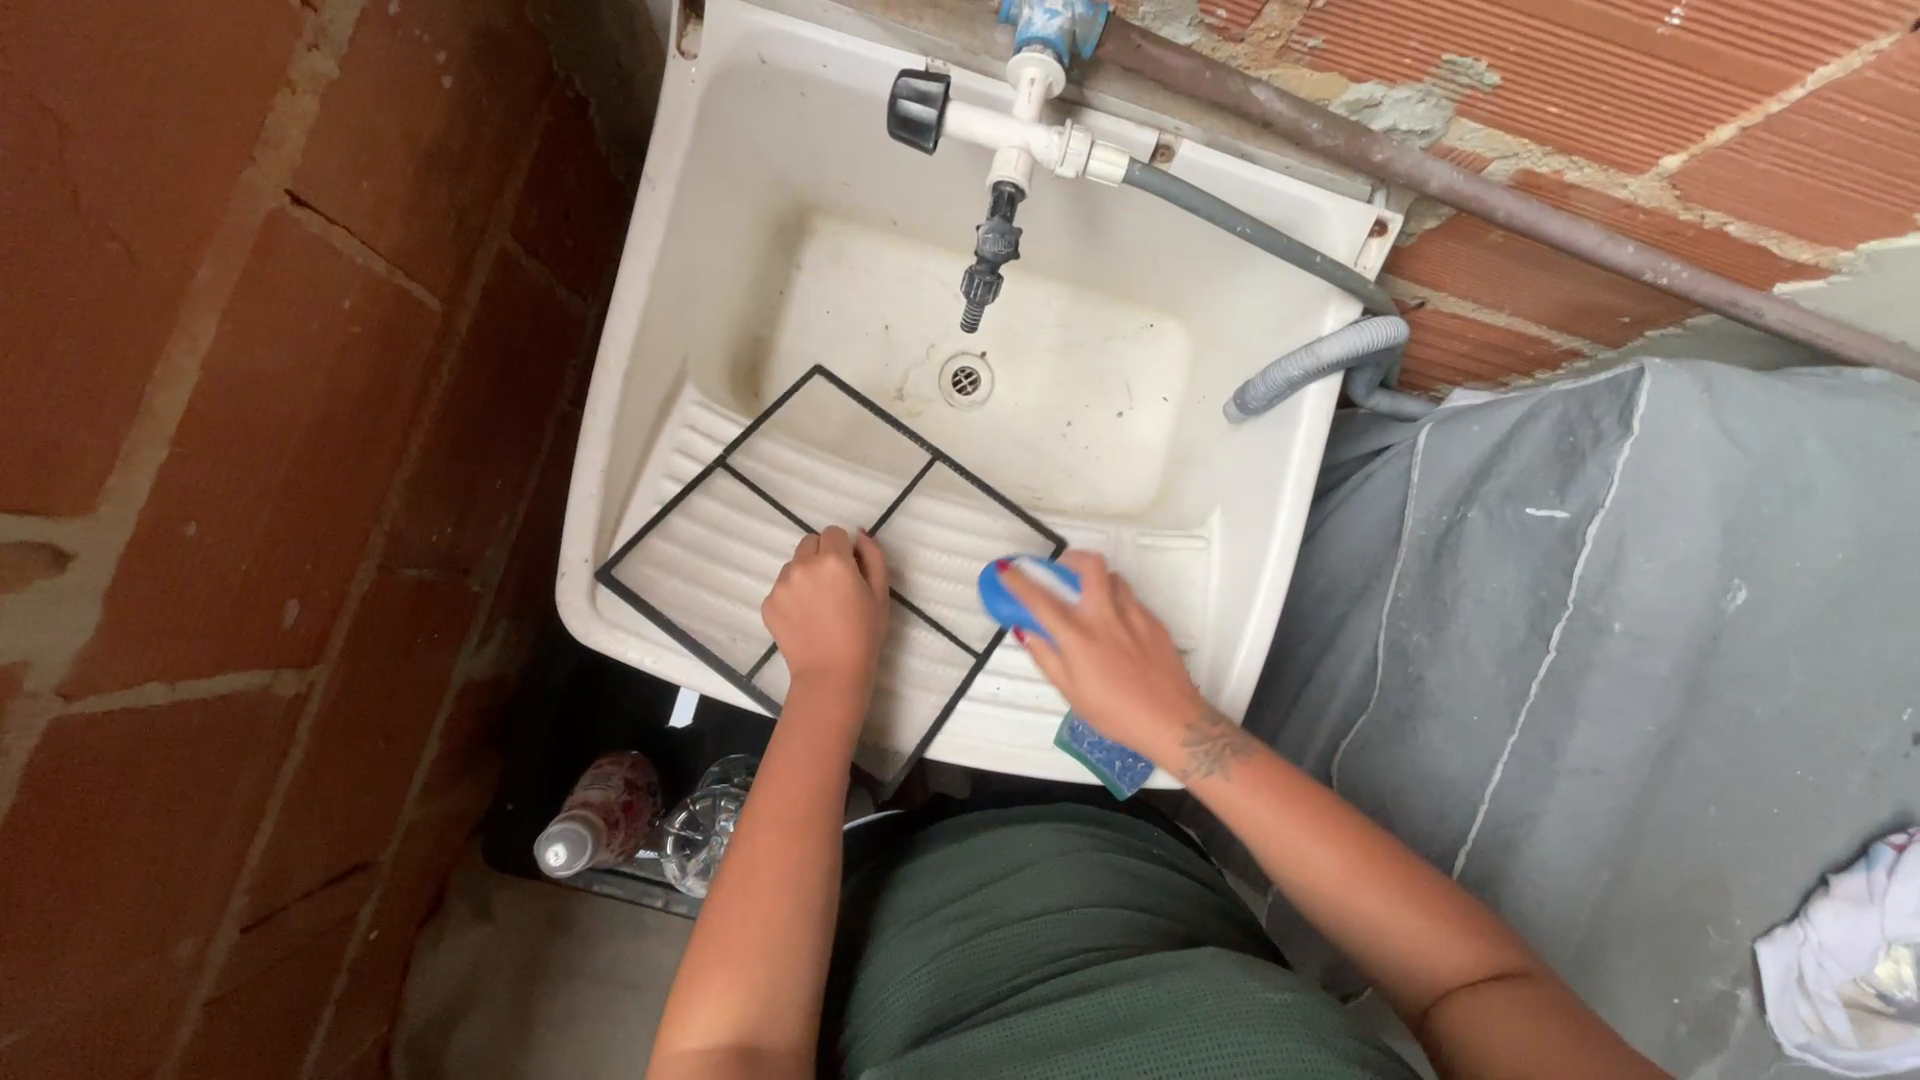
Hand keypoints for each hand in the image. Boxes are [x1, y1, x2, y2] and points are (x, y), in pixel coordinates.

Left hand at [761, 527, 888, 697]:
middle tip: (833, 584)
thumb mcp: (880, 592)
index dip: (843, 548)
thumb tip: (860, 533)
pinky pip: (781, 587)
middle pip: (809, 542)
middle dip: (822, 554)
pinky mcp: (768, 603)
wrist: (831, 673)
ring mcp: (781, 585)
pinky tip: (805, 618)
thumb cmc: (864, 633)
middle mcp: (803, 565)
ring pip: (793, 564)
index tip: (849, 570)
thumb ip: (873, 555)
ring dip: (805, 574)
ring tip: (818, 604)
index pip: (833, 532)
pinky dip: (792, 596)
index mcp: (833, 560)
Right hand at [1000, 551, 1245, 777]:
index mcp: (1079, 637)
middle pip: (1089, 565)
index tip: (1007, 569)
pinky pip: (1132, 600)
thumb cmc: (1115, 714)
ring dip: (1097, 579)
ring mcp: (1134, 616)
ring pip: (1114, 578)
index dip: (1019, 581)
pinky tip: (1117, 626)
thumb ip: (1047, 658)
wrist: (1171, 720)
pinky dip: (1117, 602)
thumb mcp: (1071, 693)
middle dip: (1071, 558)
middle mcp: (1105, 617)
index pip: (1041, 600)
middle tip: (1061, 568)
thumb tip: (1028, 633)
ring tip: (1090, 596)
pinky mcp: (1155, 622)